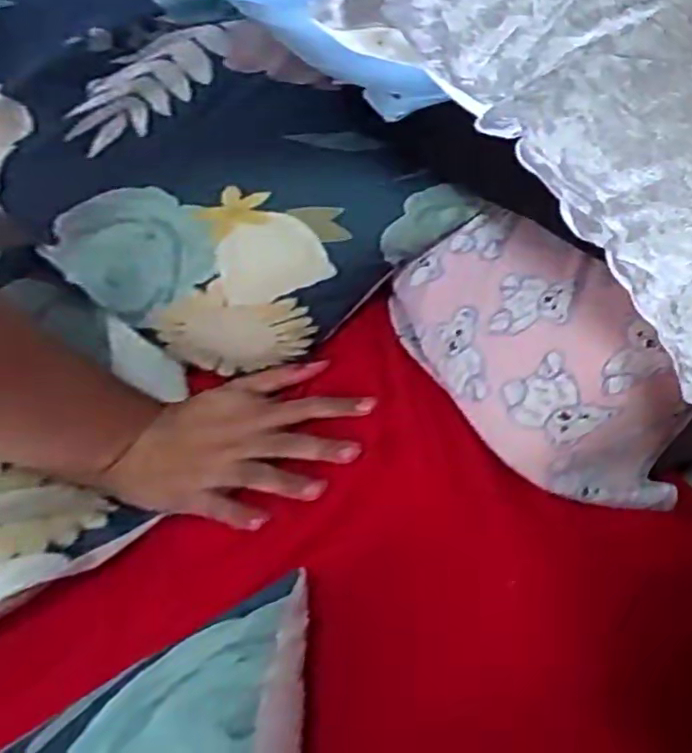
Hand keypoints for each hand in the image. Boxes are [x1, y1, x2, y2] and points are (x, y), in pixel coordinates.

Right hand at [98, 361, 372, 529]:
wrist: (126, 444)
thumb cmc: (193, 415)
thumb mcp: (236, 389)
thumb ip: (281, 377)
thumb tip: (324, 363)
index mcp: (257, 416)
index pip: (307, 407)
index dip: (339, 406)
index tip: (372, 405)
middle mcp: (244, 441)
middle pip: (290, 444)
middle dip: (322, 448)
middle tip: (355, 452)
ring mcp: (218, 470)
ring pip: (260, 477)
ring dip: (289, 484)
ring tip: (319, 490)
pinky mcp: (193, 495)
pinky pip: (218, 507)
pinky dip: (238, 515)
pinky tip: (261, 522)